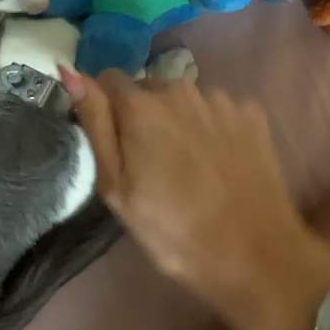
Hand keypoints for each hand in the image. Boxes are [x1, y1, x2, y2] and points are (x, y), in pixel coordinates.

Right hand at [65, 71, 329, 329]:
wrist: (257, 256)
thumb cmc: (174, 231)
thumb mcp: (117, 187)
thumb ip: (95, 123)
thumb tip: (72, 73)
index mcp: (142, 106)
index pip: (107, 79)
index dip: (104, 107)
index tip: (113, 142)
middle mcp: (181, 89)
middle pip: (148, 89)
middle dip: (142, 117)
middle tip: (150, 166)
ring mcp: (221, 100)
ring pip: (184, 100)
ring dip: (178, 122)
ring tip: (188, 169)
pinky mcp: (252, 114)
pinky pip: (218, 111)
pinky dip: (213, 129)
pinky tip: (219, 165)